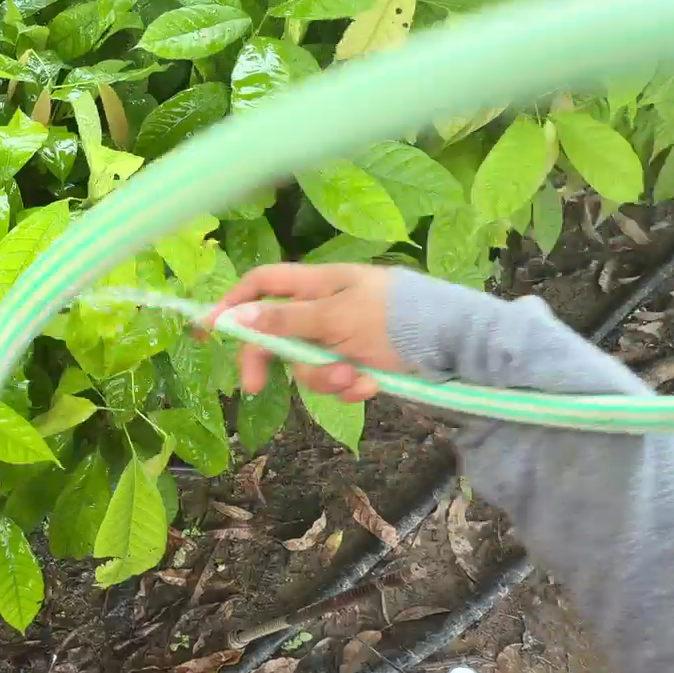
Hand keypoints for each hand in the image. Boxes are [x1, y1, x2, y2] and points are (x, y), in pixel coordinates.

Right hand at [207, 263, 402, 402]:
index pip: (262, 284)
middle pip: (275, 333)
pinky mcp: (360, 361)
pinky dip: (349, 386)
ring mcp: (341, 336)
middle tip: (254, 388)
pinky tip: (371, 386)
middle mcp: (324, 308)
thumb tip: (235, 318)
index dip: (234, 302)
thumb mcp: (334, 318)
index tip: (211, 329)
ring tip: (355, 379)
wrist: (463, 346)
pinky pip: (335, 378)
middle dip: (270, 361)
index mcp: (317, 284)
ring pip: (306, 362)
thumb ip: (284, 321)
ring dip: (324, 378)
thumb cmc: (396, 318)